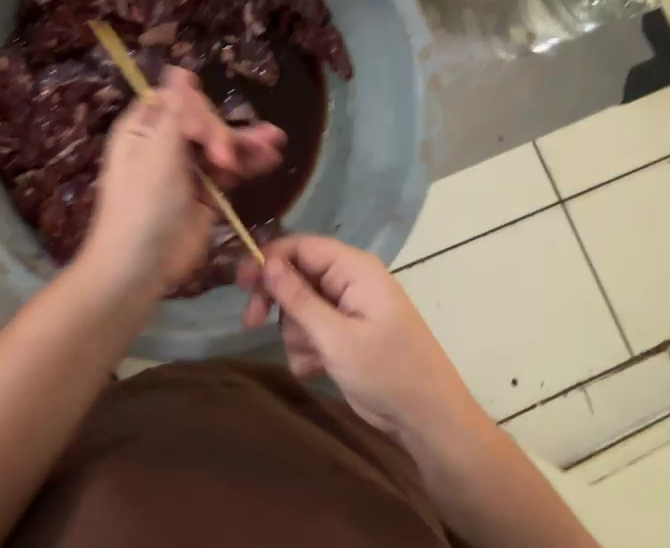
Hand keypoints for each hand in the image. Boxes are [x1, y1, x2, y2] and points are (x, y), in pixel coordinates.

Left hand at [80, 67, 285, 294]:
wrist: (139, 268)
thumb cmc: (142, 206)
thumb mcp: (158, 153)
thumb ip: (175, 111)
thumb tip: (177, 69)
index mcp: (142, 130)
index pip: (176, 102)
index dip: (196, 111)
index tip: (205, 134)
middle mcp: (163, 145)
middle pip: (202, 122)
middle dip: (221, 134)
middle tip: (225, 157)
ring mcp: (185, 170)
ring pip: (220, 146)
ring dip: (245, 143)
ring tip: (276, 140)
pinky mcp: (204, 195)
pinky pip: (229, 172)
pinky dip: (248, 164)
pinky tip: (272, 157)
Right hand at [239, 235, 471, 438]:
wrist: (428, 423)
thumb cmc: (388, 373)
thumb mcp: (336, 337)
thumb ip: (298, 298)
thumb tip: (266, 261)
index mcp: (354, 269)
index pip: (300, 246)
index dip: (268, 260)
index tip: (240, 285)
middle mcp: (349, 282)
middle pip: (295, 275)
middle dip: (277, 302)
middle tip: (252, 323)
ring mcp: (347, 310)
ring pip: (298, 307)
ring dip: (295, 334)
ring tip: (311, 359)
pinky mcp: (344, 336)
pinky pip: (309, 331)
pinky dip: (306, 350)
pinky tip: (317, 370)